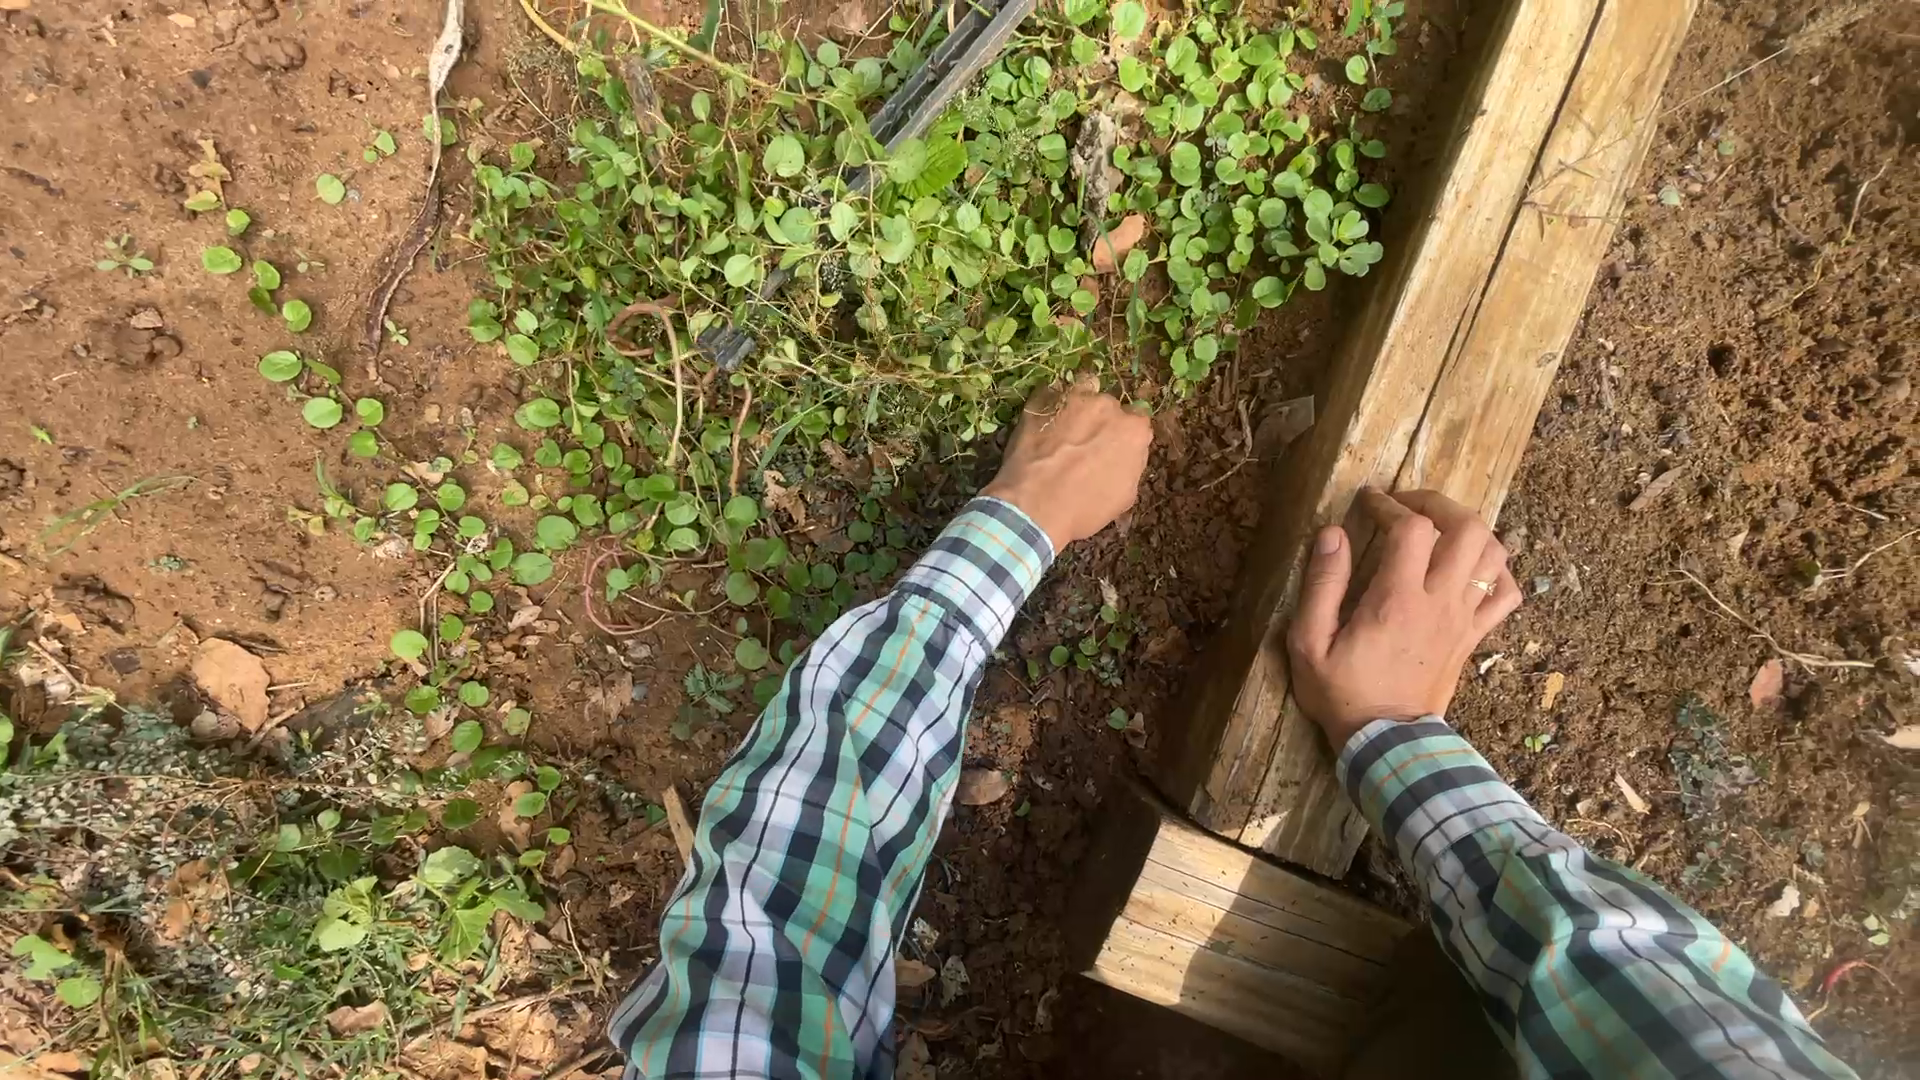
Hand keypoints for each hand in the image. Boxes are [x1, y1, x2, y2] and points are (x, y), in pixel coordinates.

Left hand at [982, 378, 1152, 549]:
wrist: (1034, 507)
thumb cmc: (1084, 509)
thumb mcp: (1124, 496)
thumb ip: (1131, 464)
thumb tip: (1125, 453)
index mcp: (1134, 430)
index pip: (1137, 424)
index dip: (1123, 439)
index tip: (1111, 451)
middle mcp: (1107, 406)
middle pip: (1108, 408)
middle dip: (1099, 423)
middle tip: (1082, 446)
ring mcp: (1072, 399)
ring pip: (1081, 394)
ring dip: (1077, 409)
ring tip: (1062, 433)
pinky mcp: (1040, 400)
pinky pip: (1049, 397)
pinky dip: (1048, 409)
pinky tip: (1040, 428)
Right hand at [1287, 489, 1521, 750]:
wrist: (1385, 741)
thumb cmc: (1339, 690)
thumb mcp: (1308, 641)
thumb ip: (1321, 585)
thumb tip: (1332, 534)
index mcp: (1397, 599)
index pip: (1412, 529)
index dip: (1389, 505)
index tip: (1367, 501)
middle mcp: (1440, 602)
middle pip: (1468, 529)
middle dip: (1439, 504)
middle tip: (1407, 505)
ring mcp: (1464, 619)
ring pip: (1494, 555)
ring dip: (1469, 530)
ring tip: (1436, 530)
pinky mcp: (1474, 637)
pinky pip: (1506, 593)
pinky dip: (1494, 570)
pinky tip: (1467, 569)